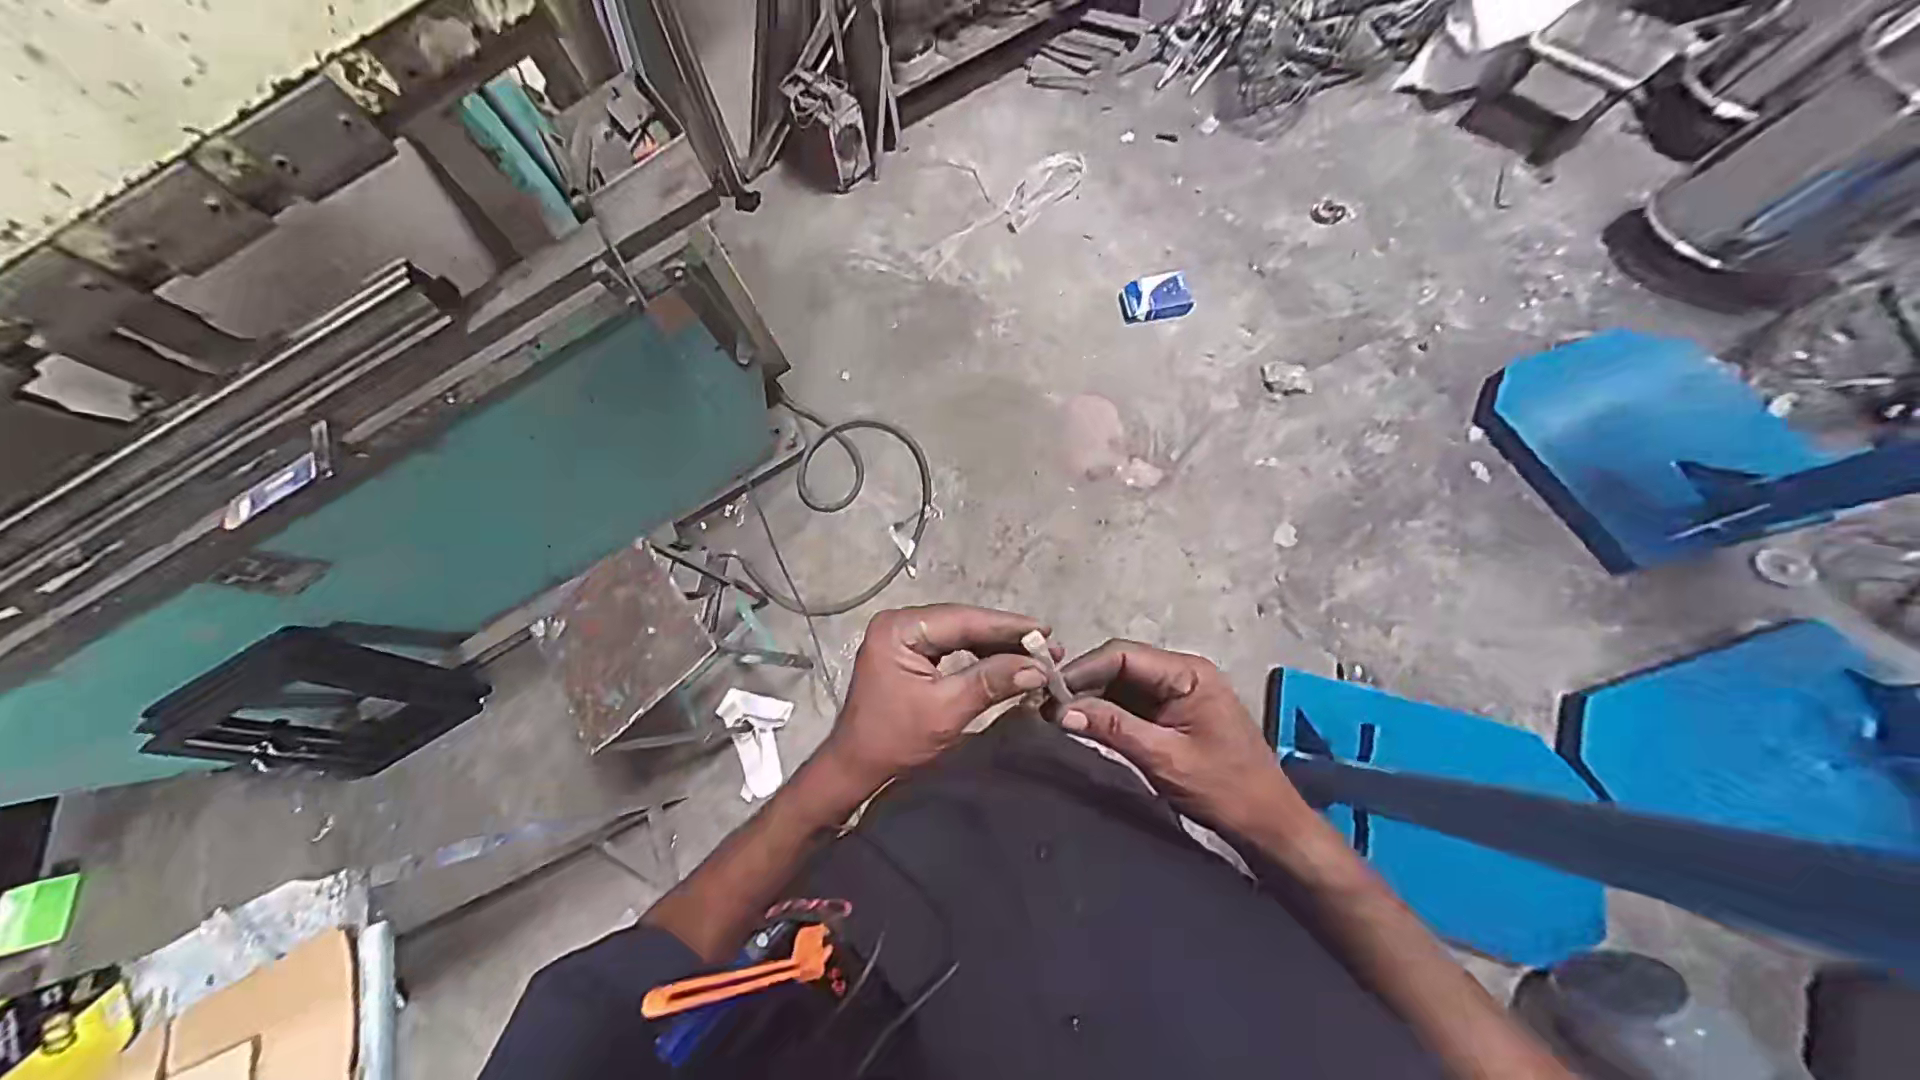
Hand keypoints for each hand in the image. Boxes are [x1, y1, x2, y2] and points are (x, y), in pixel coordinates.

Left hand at [814, 604, 1054, 794]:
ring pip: (959, 633)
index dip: (1007, 626)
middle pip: (962, 622)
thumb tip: (1037, 668)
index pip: (963, 620)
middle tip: (1048, 644)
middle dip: (1005, 635)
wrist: (856, 767)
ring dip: (996, 645)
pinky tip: (1006, 661)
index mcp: (899, 628)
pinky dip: (979, 655)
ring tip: (1035, 653)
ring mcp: (902, 636)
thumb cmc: (895, 740)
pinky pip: (951, 646)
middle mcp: (899, 623)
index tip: (1046, 631)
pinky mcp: (908, 652)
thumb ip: (991, 682)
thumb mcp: (947, 711)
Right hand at [1057, 640, 1309, 834]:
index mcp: (1188, 673)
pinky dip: (1106, 713)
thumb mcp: (1165, 758)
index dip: (1083, 669)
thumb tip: (1061, 710)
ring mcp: (1176, 693)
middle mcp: (1181, 673)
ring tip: (1058, 717)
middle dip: (1084, 684)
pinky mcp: (1171, 713)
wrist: (1268, 825)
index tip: (1051, 691)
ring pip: (1121, 684)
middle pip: (1120, 666)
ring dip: (1092, 699)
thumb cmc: (1224, 788)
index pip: (1124, 655)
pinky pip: (1130, 703)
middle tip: (1048, 706)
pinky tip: (1084, 724)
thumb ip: (1113, 728)